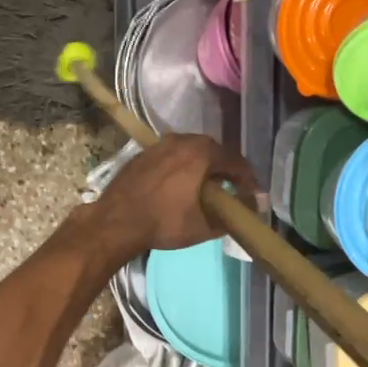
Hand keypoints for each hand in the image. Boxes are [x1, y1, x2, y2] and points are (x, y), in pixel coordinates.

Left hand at [88, 134, 254, 256]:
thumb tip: (249, 210)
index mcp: (202, 152)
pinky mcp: (141, 155)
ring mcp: (158, 145)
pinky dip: (179, 168)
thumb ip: (232, 216)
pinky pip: (169, 158)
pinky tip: (177, 186)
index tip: (251, 196)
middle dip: (224, 170)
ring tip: (204, 188)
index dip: (247, 180)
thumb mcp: (205, 226)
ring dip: (200, 167)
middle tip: (230, 190)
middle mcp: (181, 140)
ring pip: (188, 153)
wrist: (116, 221)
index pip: (236, 162)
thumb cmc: (164, 222)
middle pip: (212, 152)